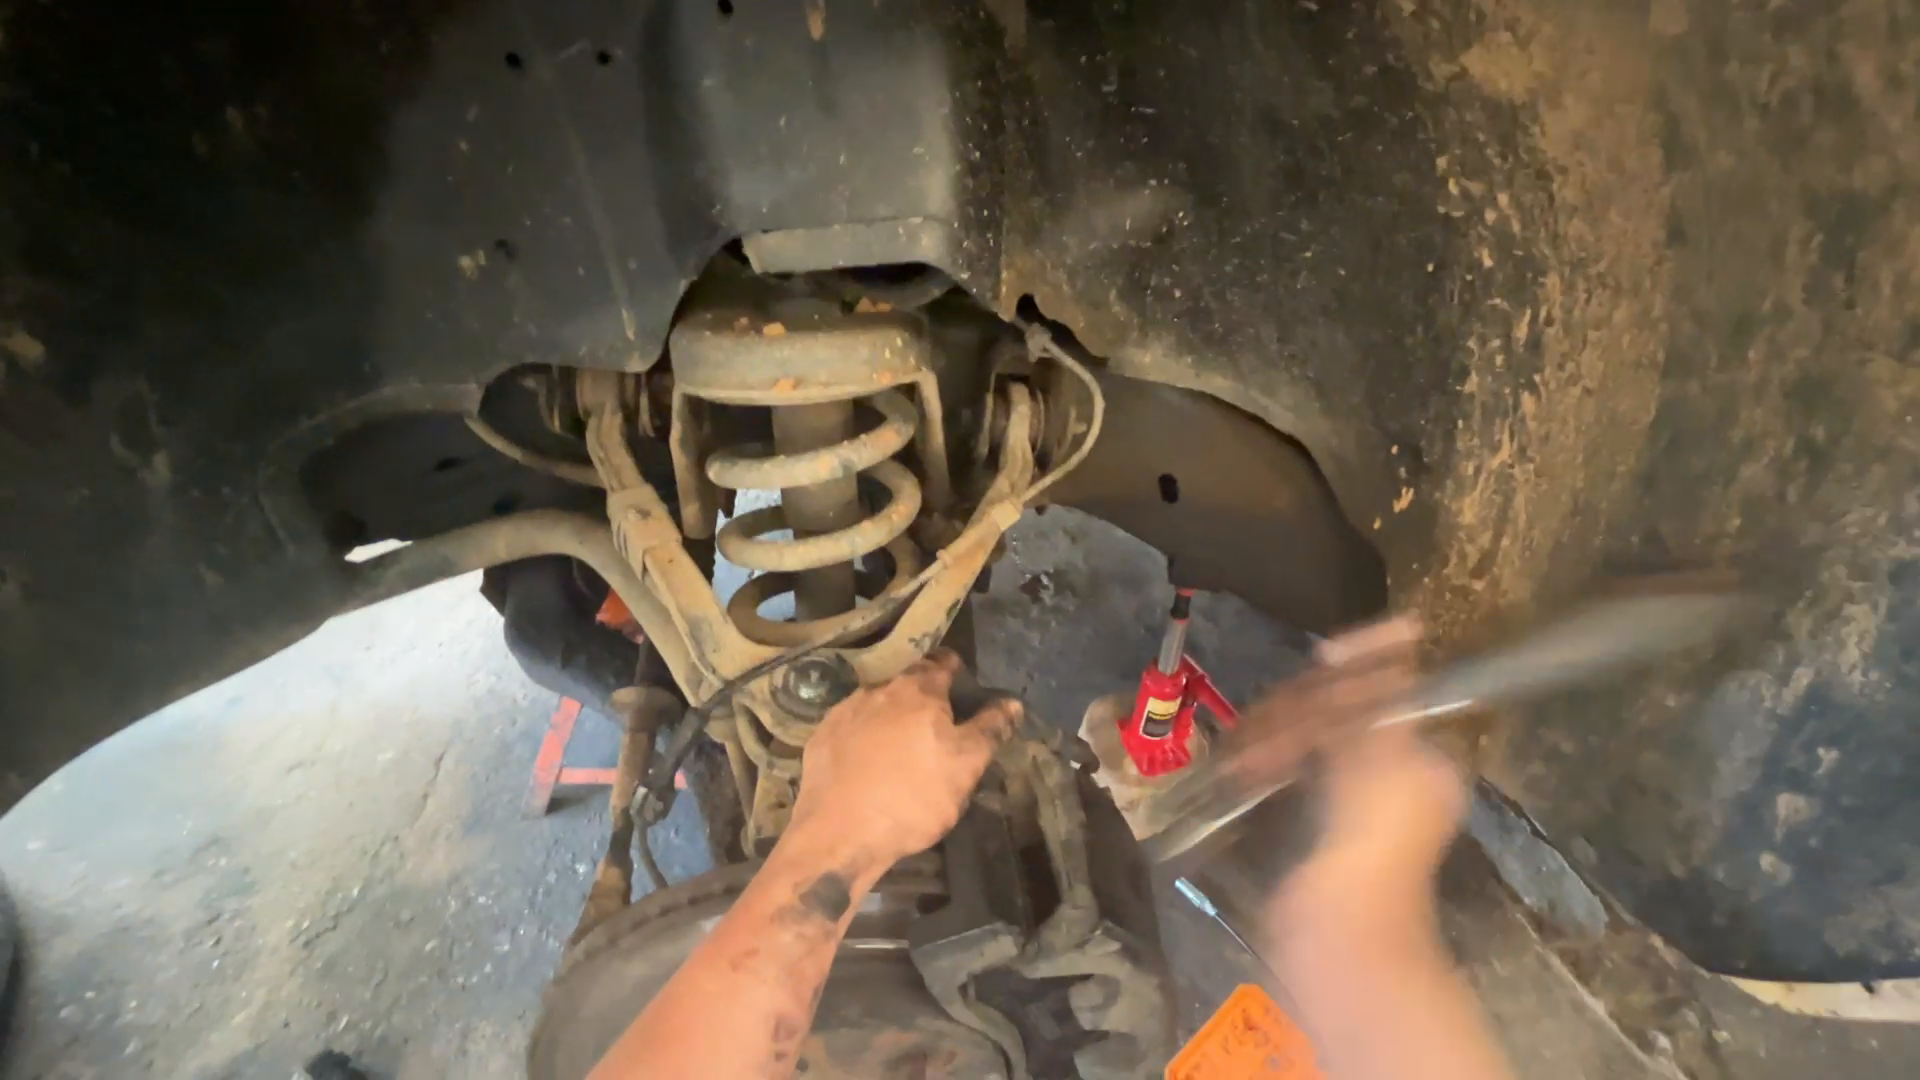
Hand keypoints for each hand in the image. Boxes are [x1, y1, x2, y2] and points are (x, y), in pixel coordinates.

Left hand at [786, 649, 1019, 871]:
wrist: (839, 833)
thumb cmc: (913, 796)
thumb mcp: (966, 766)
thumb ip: (989, 729)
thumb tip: (1011, 702)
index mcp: (918, 690)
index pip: (941, 662)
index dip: (954, 668)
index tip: (961, 678)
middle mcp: (878, 689)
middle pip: (907, 683)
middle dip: (922, 696)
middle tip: (935, 722)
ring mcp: (844, 712)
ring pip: (877, 705)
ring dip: (890, 716)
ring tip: (900, 745)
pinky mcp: (821, 738)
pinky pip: (850, 728)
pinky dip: (863, 737)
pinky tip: (867, 763)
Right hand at [1233, 618, 1467, 932]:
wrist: (1336, 931)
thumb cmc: (1370, 841)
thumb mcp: (1386, 757)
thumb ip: (1383, 696)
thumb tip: (1404, 630)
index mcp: (1420, 757)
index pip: (1394, 689)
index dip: (1368, 661)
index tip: (1326, 653)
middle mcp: (1389, 767)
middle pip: (1342, 708)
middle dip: (1301, 707)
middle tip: (1267, 716)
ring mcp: (1347, 789)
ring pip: (1308, 732)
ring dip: (1273, 732)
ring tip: (1245, 747)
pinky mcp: (1309, 809)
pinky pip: (1286, 763)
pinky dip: (1263, 757)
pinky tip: (1240, 762)